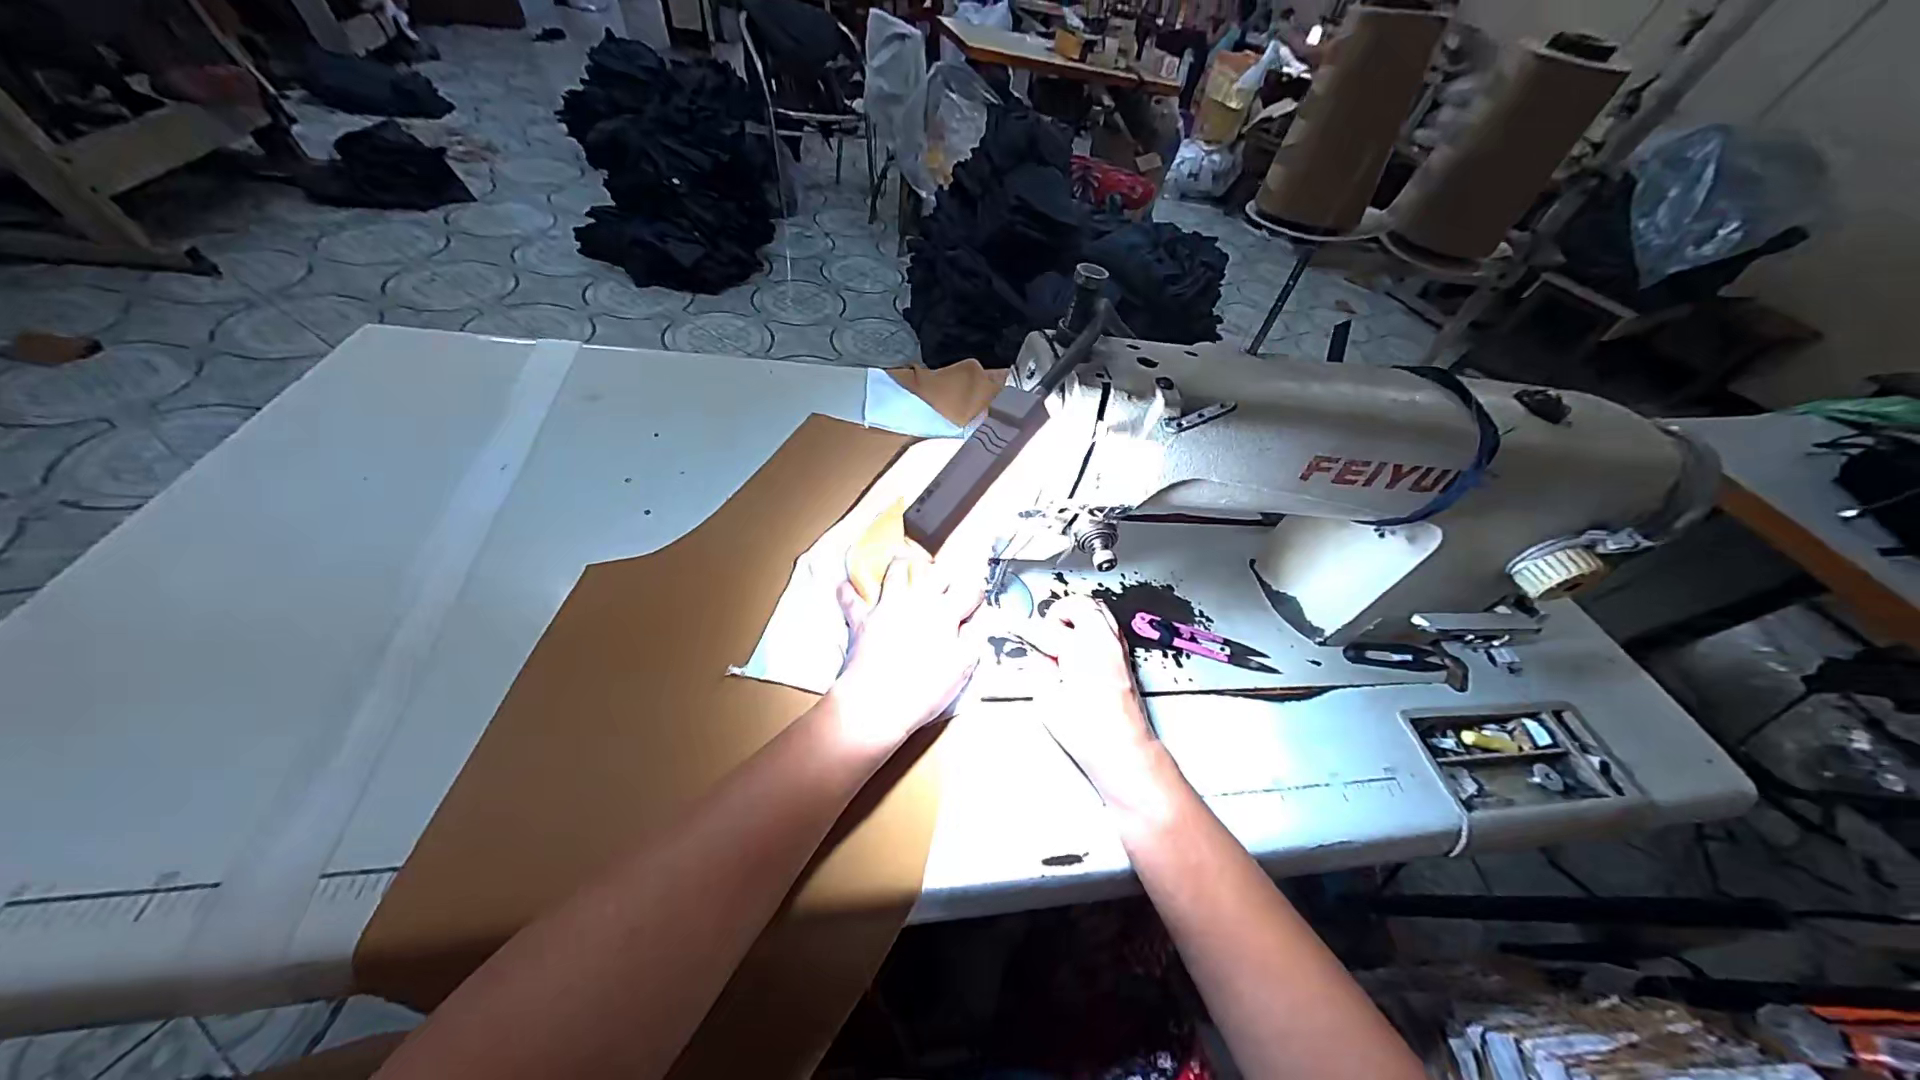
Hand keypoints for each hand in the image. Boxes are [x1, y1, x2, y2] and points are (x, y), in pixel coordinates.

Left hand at [827, 552, 985, 748]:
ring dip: (899, 564)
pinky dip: (847, 592)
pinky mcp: (862, 620)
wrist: (877, 702)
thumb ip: (973, 639)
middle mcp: (918, 603)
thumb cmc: (924, 690)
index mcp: (945, 615)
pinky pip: (851, 600)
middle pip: (933, 574)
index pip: (968, 592)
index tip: (977, 591)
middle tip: (943, 573)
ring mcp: (888, 608)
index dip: (976, 589)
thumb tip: (982, 621)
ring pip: (894, 574)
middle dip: (941, 571)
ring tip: (900, 558)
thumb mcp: (961, 669)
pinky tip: (843, 585)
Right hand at [1021, 595, 1171, 813]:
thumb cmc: (1092, 735)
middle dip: (1059, 612)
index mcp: (1083, 649)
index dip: (1031, 631)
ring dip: (1077, 616)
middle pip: (1081, 604)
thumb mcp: (1048, 702)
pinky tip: (1078, 646)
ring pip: (1098, 610)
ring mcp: (1118, 649)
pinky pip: (1108, 627)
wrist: (1126, 752)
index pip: (1051, 626)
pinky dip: (1091, 626)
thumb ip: (1039, 670)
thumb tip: (1034, 657)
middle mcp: (1105, 643)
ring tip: (1060, 635)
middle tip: (1044, 629)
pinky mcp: (1125, 658)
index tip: (1020, 633)